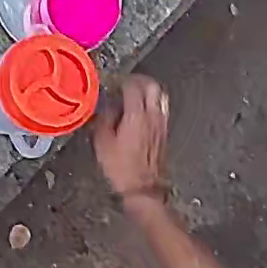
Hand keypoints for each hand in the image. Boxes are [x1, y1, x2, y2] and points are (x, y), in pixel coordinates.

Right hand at [94, 74, 170, 205]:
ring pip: (160, 96)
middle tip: (125, 82)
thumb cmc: (121, 167)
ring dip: (147, 90)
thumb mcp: (102, 141)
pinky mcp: (164, 132)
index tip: (112, 82)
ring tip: (134, 93)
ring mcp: (161, 124)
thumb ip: (105, 118)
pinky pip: (161, 108)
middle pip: (152, 86)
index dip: (121, 81)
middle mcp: (153, 116)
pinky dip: (151, 102)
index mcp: (136, 115)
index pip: (132, 86)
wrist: (142, 188)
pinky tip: (140, 110)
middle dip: (138, 80)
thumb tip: (108, 107)